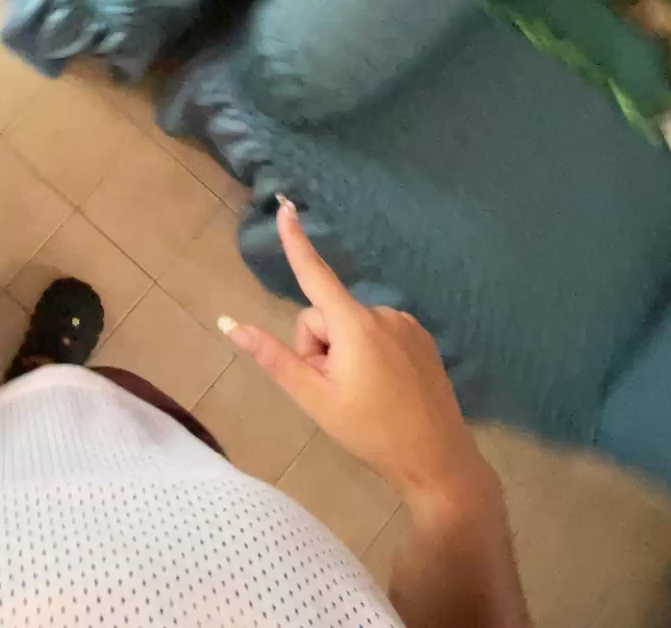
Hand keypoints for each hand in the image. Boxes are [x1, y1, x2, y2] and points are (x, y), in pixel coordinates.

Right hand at [221, 199, 498, 519]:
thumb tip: (230, 325)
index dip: (296, 239)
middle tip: (333, 390)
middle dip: (317, 347)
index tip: (286, 205)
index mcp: (354, 325)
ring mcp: (405, 324)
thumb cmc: (371, 432)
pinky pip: (373, 332)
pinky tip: (382, 387)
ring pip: (347, 326)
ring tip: (360, 393)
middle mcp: (381, 313)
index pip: (315, 273)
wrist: (440, 465)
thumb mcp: (313, 398)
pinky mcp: (420, 337)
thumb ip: (272, 356)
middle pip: (323, 316)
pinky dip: (366, 353)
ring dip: (342, 353)